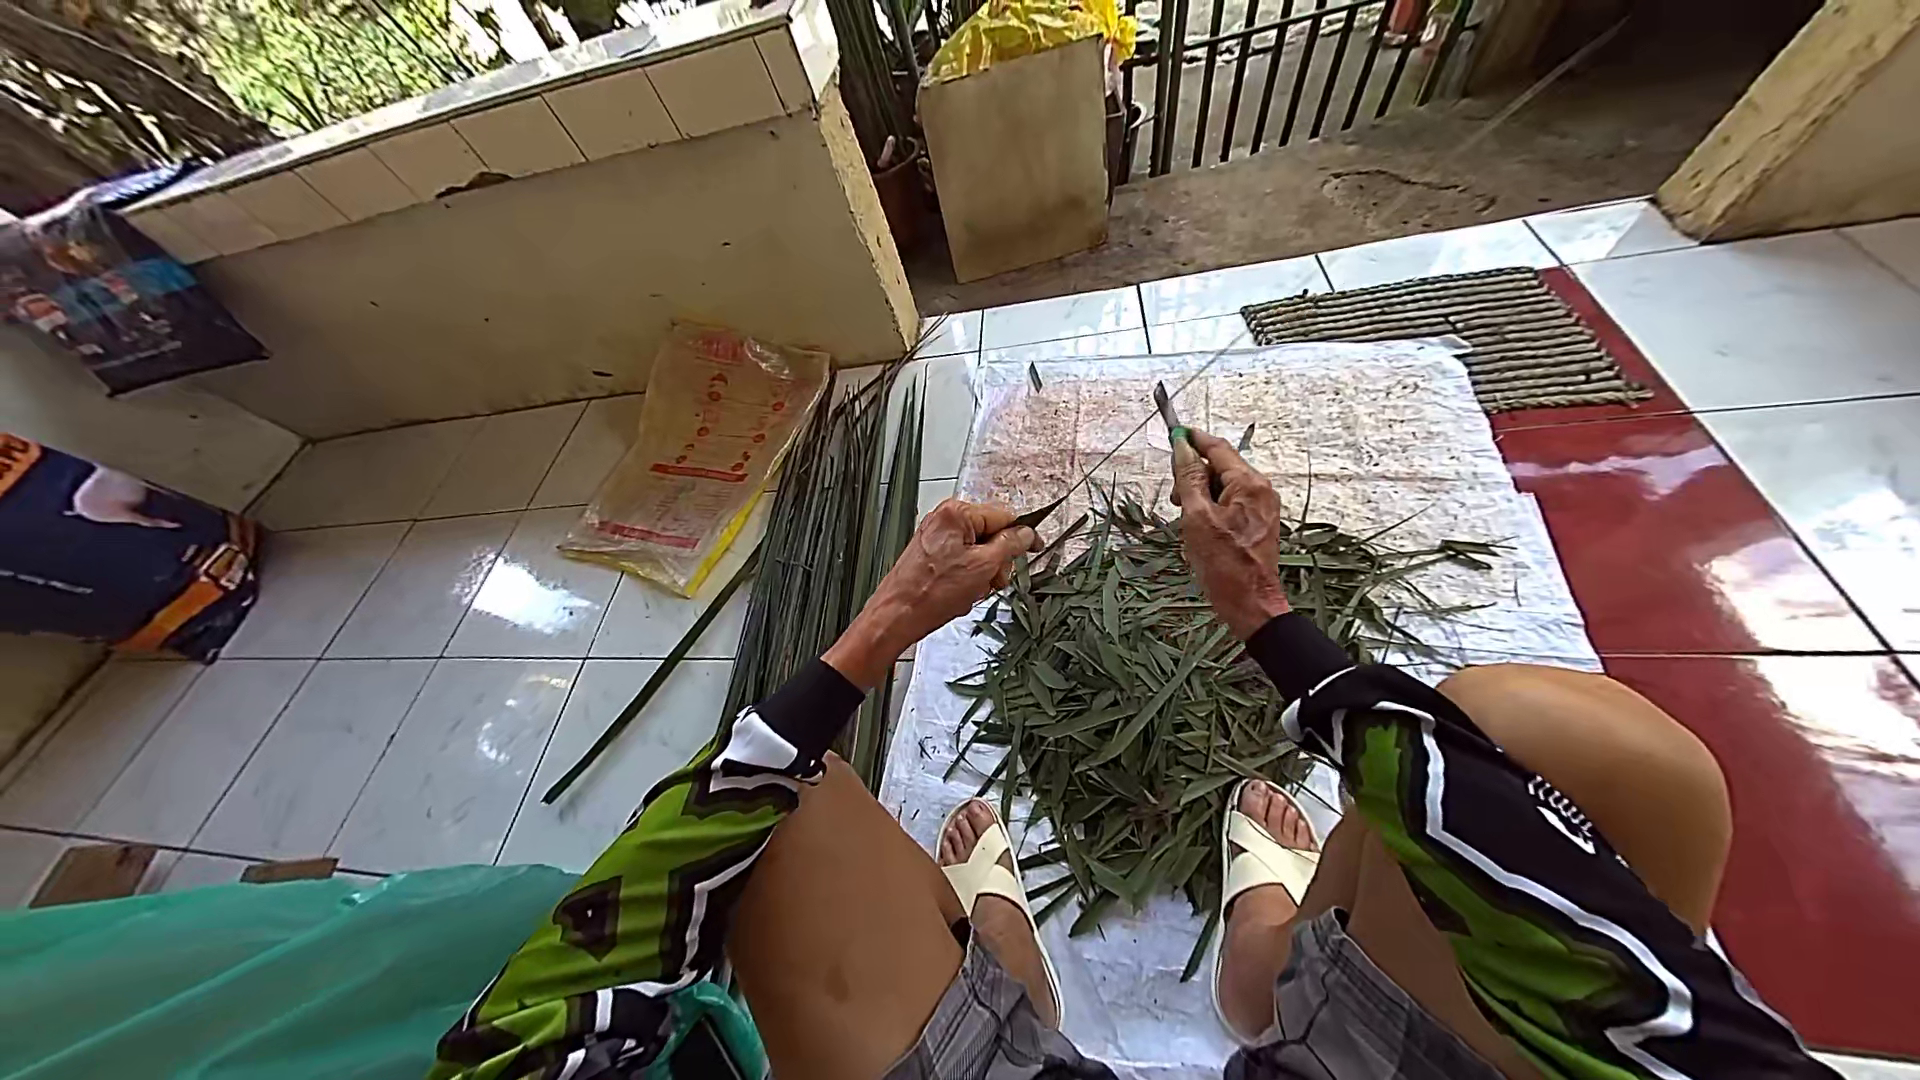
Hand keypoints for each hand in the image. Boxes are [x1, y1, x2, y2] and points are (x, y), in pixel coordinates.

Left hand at [823, 499, 1041, 689]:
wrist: (897, 616)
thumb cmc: (930, 593)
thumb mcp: (983, 566)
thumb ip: (1010, 545)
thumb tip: (1025, 533)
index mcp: (956, 512)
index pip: (1004, 516)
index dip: (1021, 535)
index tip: (1034, 548)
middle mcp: (944, 519)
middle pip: (991, 534)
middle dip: (997, 561)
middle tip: (991, 580)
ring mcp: (937, 537)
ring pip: (978, 551)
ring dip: (984, 573)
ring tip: (971, 590)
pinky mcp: (931, 555)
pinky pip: (963, 561)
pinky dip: (968, 578)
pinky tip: (960, 593)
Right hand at [1171, 429, 1289, 639]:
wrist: (1250, 602)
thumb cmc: (1224, 564)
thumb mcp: (1197, 517)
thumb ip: (1189, 479)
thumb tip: (1183, 449)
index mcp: (1249, 484)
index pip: (1218, 449)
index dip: (1193, 440)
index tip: (1174, 433)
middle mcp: (1260, 490)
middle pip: (1220, 466)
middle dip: (1192, 474)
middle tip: (1174, 497)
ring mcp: (1260, 507)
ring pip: (1222, 485)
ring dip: (1198, 494)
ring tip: (1185, 518)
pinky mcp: (1256, 522)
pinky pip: (1228, 502)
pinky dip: (1209, 507)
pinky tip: (1197, 527)